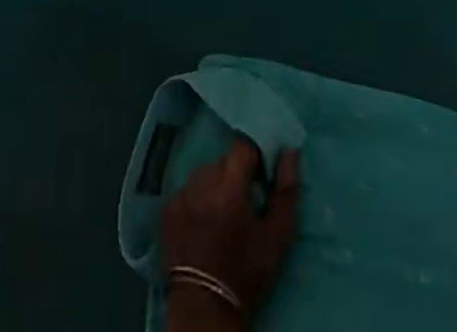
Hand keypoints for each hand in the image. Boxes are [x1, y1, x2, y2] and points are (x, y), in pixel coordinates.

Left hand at [161, 137, 300, 318]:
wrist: (206, 307)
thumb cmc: (247, 272)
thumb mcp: (278, 236)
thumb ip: (287, 191)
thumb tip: (290, 152)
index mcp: (229, 190)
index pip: (242, 148)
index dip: (255, 155)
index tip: (262, 172)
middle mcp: (201, 186)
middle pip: (222, 161)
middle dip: (236, 173)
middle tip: (245, 198)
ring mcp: (180, 196)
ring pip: (203, 173)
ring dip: (215, 183)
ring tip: (223, 210)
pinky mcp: (166, 209)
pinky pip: (186, 189)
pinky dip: (197, 196)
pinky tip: (203, 219)